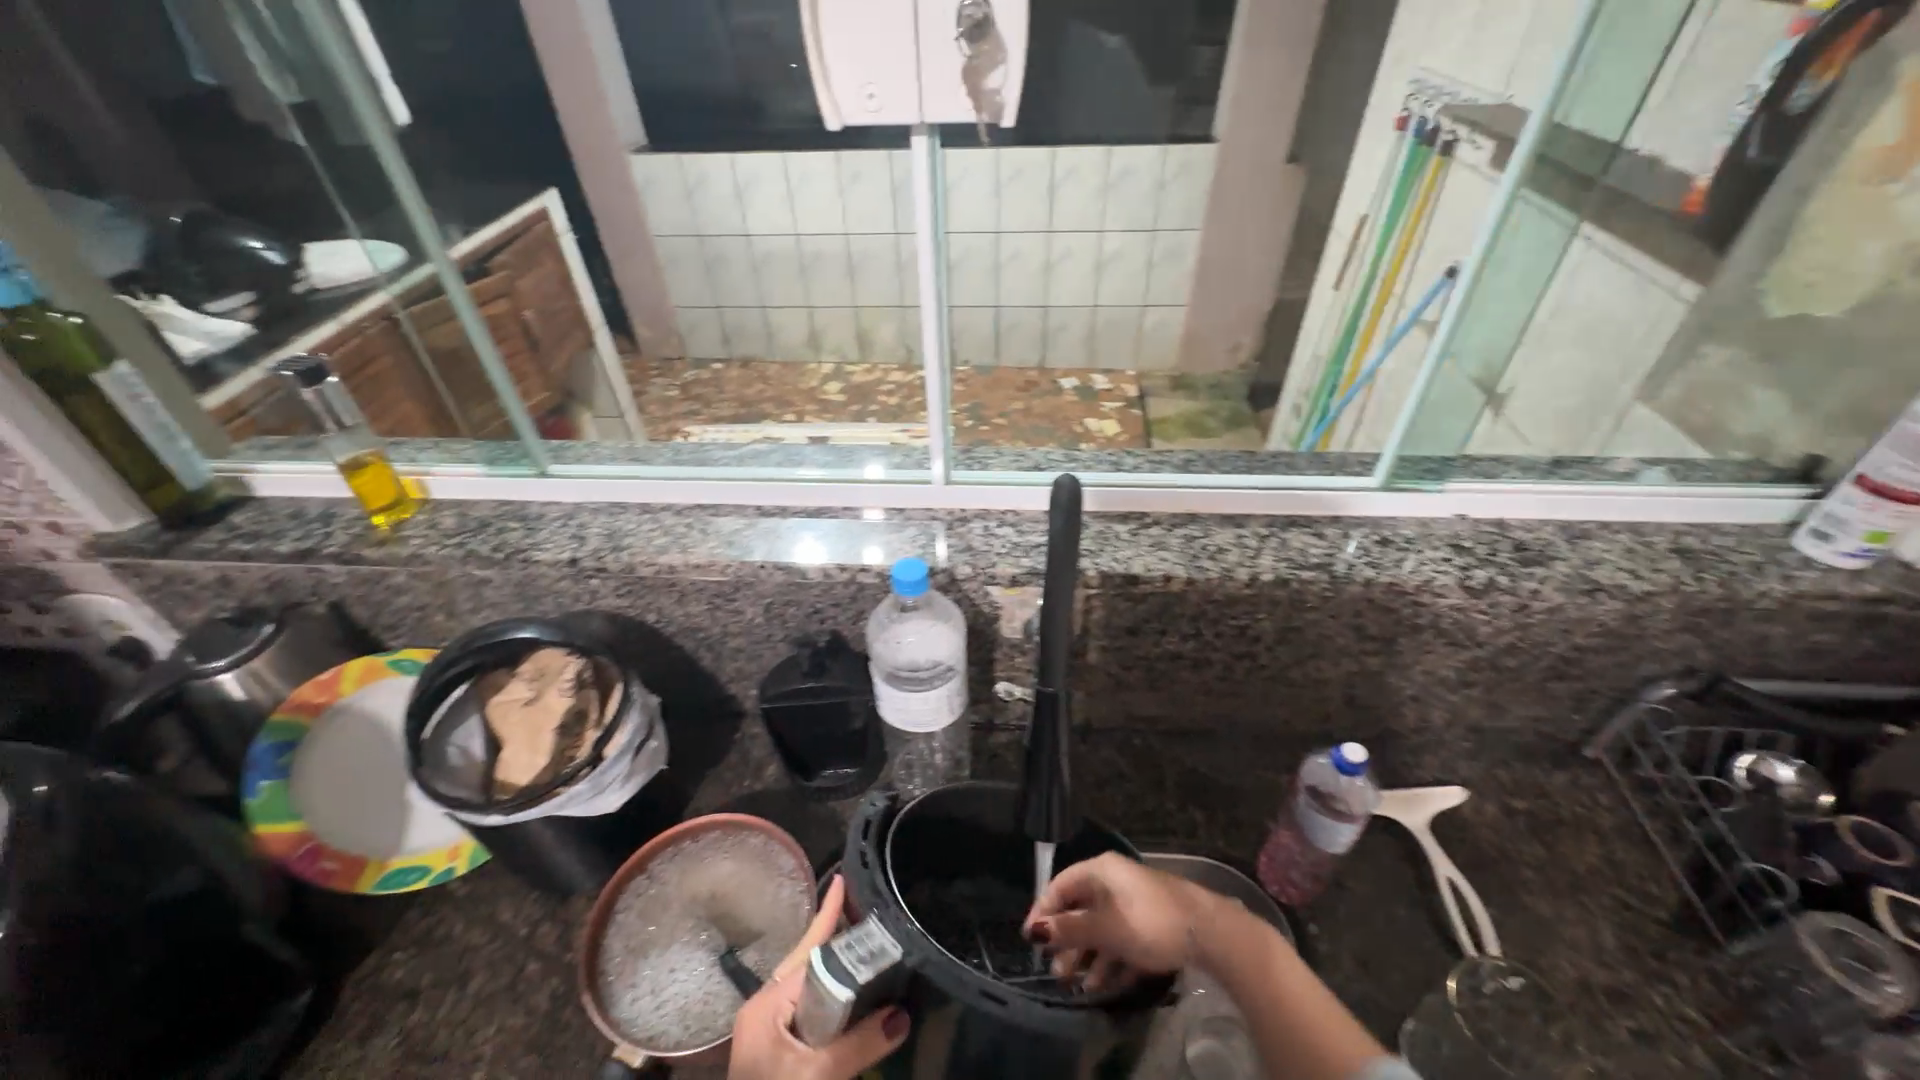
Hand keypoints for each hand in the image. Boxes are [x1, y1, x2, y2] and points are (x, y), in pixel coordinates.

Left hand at [728, 875, 910, 1079]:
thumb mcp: (818, 1076)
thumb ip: (860, 1044)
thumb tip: (902, 1014)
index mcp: (767, 1005)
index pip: (808, 953)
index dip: (830, 921)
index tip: (846, 883)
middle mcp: (764, 1009)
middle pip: (804, 962)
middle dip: (833, 937)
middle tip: (865, 911)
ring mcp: (767, 1031)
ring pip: (806, 986)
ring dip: (834, 968)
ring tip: (863, 945)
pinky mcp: (774, 1051)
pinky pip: (807, 1010)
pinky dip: (830, 997)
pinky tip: (849, 999)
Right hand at [1023, 853, 1216, 992]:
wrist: (1210, 934)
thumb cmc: (1150, 924)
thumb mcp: (1104, 930)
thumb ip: (1068, 930)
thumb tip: (1034, 930)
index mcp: (1101, 870)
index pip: (1060, 886)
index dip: (1043, 912)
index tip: (1031, 941)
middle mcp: (1115, 881)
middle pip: (1080, 909)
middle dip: (1067, 942)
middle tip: (1057, 972)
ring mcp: (1135, 901)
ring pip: (1101, 927)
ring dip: (1087, 956)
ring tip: (1079, 985)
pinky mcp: (1151, 922)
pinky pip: (1121, 938)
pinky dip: (1110, 959)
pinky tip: (1104, 984)